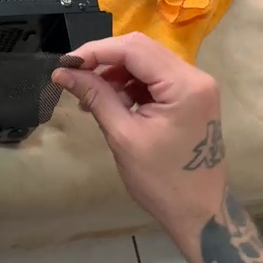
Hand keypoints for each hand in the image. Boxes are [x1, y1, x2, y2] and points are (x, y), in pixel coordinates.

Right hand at [53, 33, 225, 234]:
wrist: (200, 213)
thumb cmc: (162, 181)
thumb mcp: (123, 136)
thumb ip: (95, 96)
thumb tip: (63, 72)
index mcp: (185, 85)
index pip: (134, 49)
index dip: (96, 51)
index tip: (66, 64)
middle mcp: (196, 76)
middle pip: (141, 49)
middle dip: (104, 60)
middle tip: (74, 76)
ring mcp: (196, 86)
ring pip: (146, 61)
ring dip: (115, 73)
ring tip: (91, 97)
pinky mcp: (191, 96)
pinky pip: (155, 77)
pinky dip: (130, 84)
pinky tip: (111, 102)